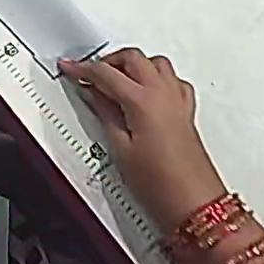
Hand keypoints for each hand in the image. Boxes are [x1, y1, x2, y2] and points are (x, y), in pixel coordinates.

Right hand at [59, 50, 225, 232]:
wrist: (194, 205)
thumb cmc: (160, 184)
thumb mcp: (119, 147)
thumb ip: (105, 112)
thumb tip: (93, 94)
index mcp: (143, 101)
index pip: (105, 73)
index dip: (82, 68)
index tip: (69, 67)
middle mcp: (163, 94)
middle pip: (133, 57)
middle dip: (108, 61)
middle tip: (89, 74)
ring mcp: (177, 101)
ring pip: (155, 63)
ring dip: (134, 65)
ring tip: (115, 79)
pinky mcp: (186, 112)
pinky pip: (172, 80)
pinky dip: (156, 77)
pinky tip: (144, 90)